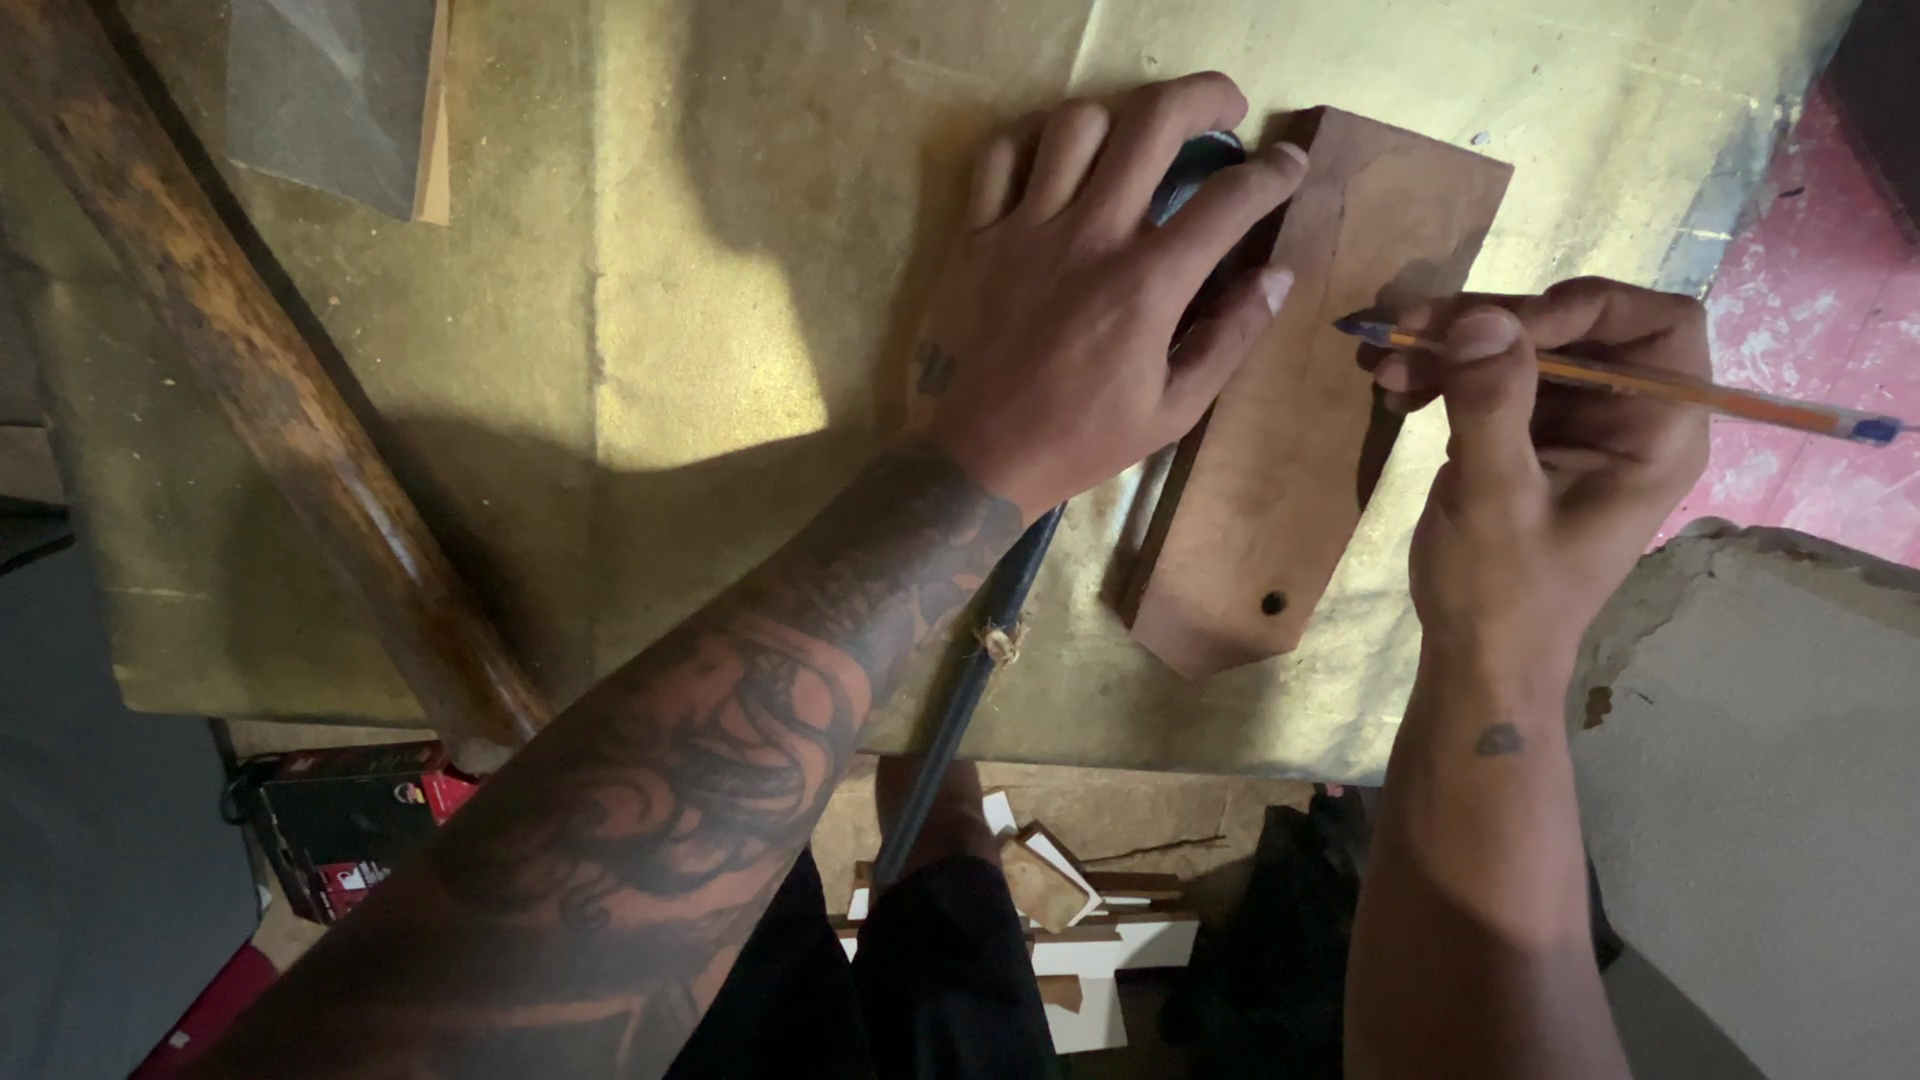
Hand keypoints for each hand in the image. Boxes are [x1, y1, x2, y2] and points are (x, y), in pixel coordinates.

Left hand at [906, 72, 1309, 520]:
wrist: (979, 459)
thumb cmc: (1079, 443)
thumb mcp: (1172, 412)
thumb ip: (1230, 339)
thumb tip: (1277, 276)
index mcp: (1145, 286)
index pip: (1229, 199)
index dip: (1274, 171)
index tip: (1287, 165)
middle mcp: (1088, 239)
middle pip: (1153, 120)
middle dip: (1206, 96)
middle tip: (1224, 109)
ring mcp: (1024, 232)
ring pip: (1076, 124)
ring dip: (1118, 117)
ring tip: (1133, 141)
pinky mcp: (975, 239)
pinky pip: (998, 156)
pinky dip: (1030, 140)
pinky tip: (1052, 159)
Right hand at [1371, 277, 1710, 687]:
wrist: (1475, 652)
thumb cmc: (1501, 591)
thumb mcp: (1493, 498)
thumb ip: (1491, 406)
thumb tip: (1478, 318)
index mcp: (1652, 433)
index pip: (1653, 325)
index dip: (1580, 308)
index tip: (1494, 329)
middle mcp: (1618, 420)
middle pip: (1570, 331)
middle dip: (1487, 325)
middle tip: (1408, 331)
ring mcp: (1564, 430)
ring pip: (1515, 354)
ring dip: (1447, 350)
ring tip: (1382, 363)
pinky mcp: (1517, 442)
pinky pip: (1482, 386)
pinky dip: (1438, 379)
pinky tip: (1394, 392)